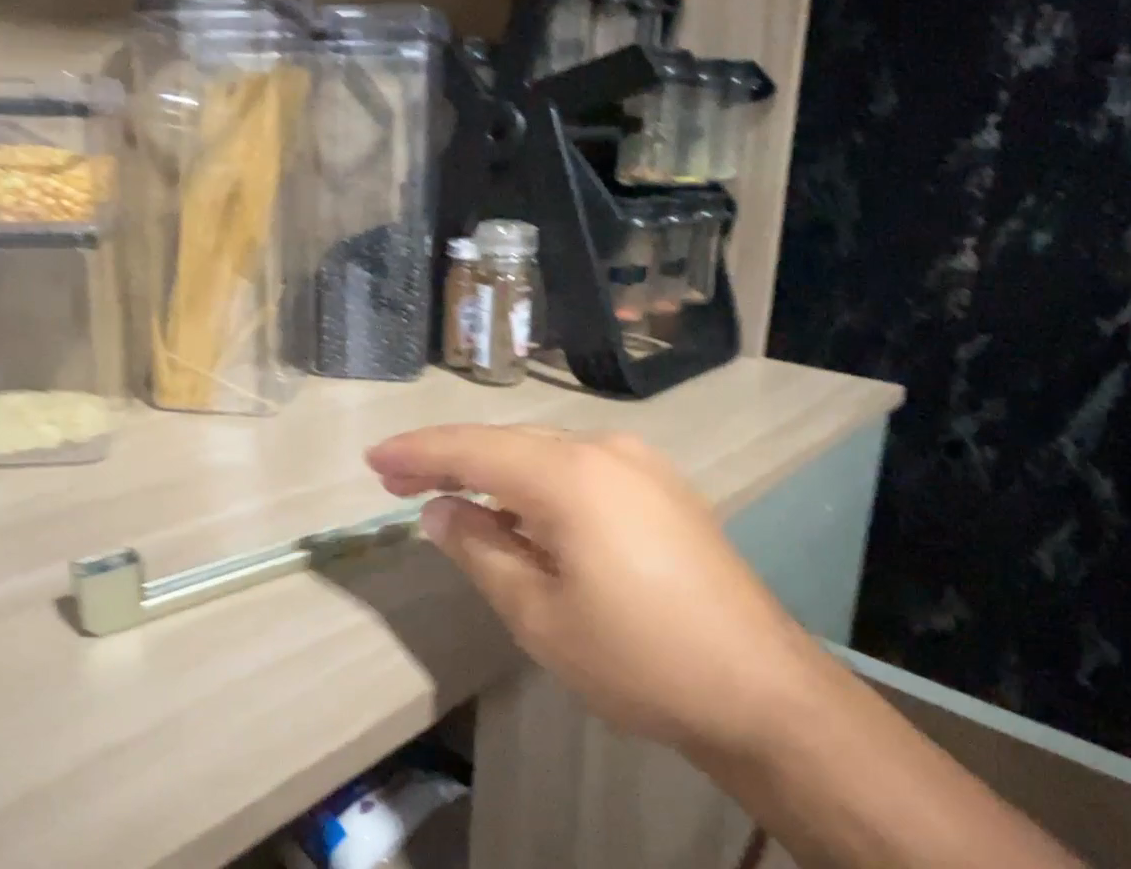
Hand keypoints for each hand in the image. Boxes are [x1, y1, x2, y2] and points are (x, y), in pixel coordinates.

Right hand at [365, 424, 823, 755]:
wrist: (758, 687)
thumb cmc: (636, 656)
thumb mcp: (538, 613)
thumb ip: (480, 550)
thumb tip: (439, 511)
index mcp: (570, 474)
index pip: (472, 448)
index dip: (417, 453)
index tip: (372, 462)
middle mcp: (606, 450)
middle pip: (509, 444)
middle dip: (450, 461)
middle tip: (397, 483)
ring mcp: (641, 466)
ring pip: (546, 455)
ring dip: (495, 473)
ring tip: (450, 499)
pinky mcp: (663, 489)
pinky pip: (581, 471)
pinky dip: (537, 485)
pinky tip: (520, 513)